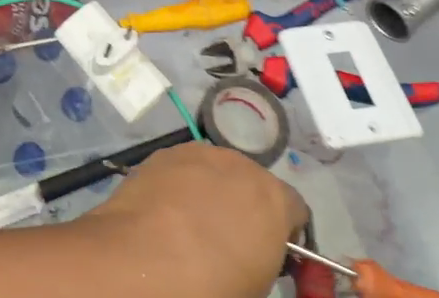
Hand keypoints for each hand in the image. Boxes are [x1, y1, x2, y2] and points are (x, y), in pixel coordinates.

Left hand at [85, 141, 307, 297]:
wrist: (143, 262)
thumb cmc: (211, 286)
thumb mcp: (255, 289)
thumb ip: (265, 264)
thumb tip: (252, 259)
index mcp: (275, 199)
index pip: (295, 210)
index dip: (285, 233)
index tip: (271, 255)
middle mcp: (240, 165)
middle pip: (252, 183)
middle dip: (246, 208)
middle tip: (228, 243)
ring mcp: (198, 154)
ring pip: (215, 171)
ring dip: (212, 192)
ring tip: (190, 226)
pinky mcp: (162, 154)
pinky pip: (182, 169)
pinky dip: (180, 186)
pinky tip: (164, 213)